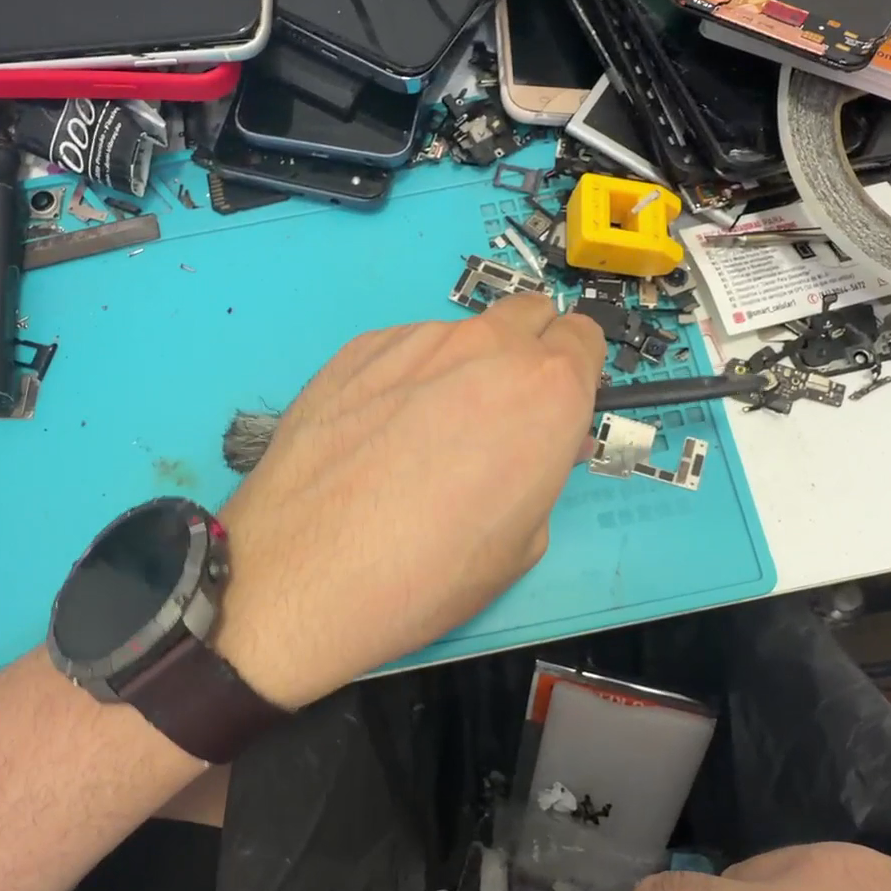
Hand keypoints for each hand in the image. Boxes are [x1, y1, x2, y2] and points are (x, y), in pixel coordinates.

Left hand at [213, 294, 604, 709]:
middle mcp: (485, 346)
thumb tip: (528, 445)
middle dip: (528, 354)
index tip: (553, 411)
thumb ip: (540, 470)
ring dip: (462, 367)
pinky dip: (406, 377)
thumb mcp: (524, 542)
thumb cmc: (431, 573)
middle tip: (499, 417)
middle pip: (529, 315)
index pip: (585, 339)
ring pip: (461, 335)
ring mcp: (412, 340)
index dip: (575, 376)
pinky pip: (402, 349)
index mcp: (547, 390)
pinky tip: (375, 433)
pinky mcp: (353, 350)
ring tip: (420, 436)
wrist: (305, 575)